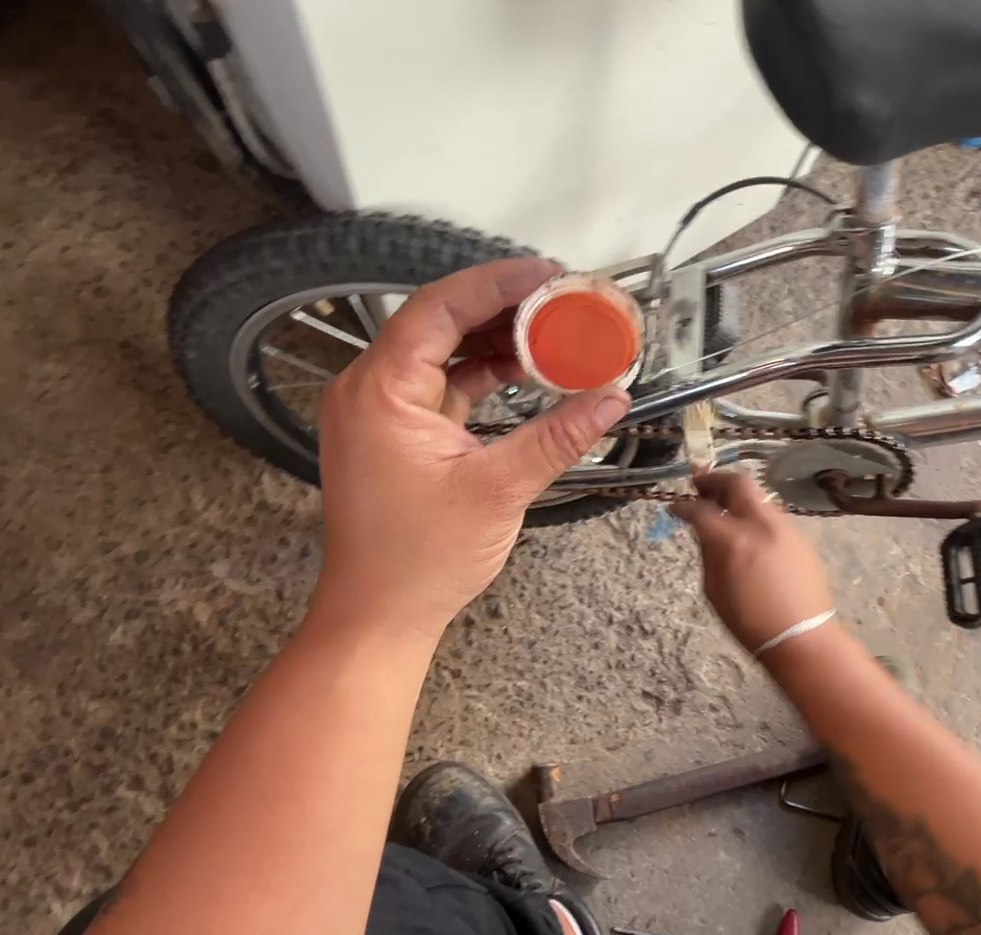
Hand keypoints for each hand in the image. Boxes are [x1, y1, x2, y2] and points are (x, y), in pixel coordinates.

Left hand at [311, 258, 630, 637]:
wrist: (381, 612)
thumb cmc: (419, 558)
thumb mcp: (500, 489)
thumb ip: (558, 436)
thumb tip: (609, 399)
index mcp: (380, 391)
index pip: (438, 309)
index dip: (497, 284)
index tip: (548, 275)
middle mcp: (371, 389)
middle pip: (440, 322)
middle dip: (504, 309)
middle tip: (561, 302)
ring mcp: (383, 411)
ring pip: (444, 352)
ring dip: (496, 341)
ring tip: (553, 334)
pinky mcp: (400, 432)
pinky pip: (444, 384)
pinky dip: (484, 374)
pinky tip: (525, 372)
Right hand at [671, 470, 835, 652]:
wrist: (801, 636)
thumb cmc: (749, 622)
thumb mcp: (714, 590)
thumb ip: (708, 553)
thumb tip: (704, 531)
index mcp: (734, 540)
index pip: (701, 509)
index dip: (683, 506)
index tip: (674, 507)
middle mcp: (762, 524)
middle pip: (738, 483)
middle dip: (715, 481)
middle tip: (700, 486)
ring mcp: (786, 528)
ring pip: (759, 497)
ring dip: (738, 497)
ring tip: (724, 508)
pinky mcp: (801, 538)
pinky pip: (774, 516)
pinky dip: (756, 516)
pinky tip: (749, 532)